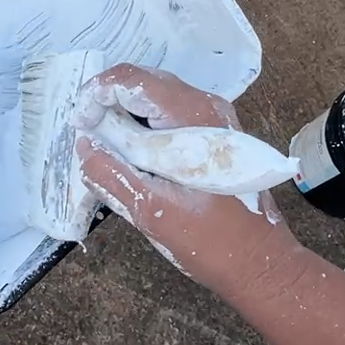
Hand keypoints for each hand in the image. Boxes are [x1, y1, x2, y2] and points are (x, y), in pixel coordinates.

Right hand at [72, 64, 289, 268]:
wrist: (264, 265)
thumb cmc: (212, 242)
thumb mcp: (153, 212)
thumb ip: (112, 174)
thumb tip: (83, 145)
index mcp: (193, 117)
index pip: (132, 80)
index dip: (96, 94)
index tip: (79, 126)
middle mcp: (207, 107)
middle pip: (143, 80)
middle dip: (107, 100)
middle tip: (87, 133)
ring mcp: (215, 117)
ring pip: (155, 94)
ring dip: (124, 112)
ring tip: (104, 143)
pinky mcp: (215, 132)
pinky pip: (169, 111)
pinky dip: (143, 122)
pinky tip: (131, 151)